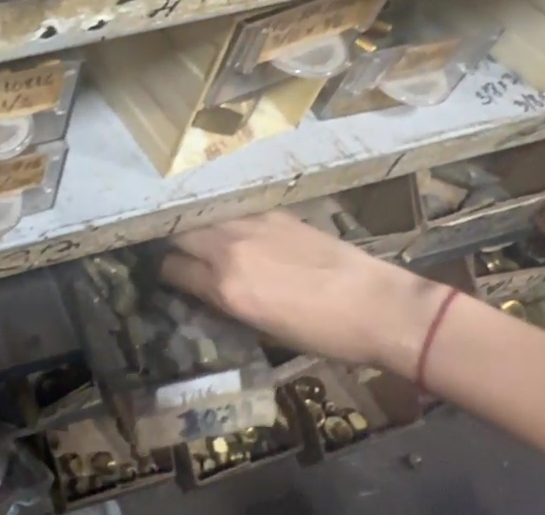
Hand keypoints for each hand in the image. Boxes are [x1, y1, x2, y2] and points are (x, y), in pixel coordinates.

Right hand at [161, 211, 448, 372]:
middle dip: (171, 242)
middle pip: (177, 234)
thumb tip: (202, 288)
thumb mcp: (263, 329)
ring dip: (193, 226)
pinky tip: (230, 226)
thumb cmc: (325, 334)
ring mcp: (249, 225)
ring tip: (196, 234)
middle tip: (176, 251)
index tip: (168, 275)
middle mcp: (228, 250)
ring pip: (201, 217)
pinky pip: (231, 211)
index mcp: (226, 287)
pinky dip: (223, 218)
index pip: (171, 268)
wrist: (379, 307)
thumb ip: (225, 301)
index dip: (165, 272)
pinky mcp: (271, 213)